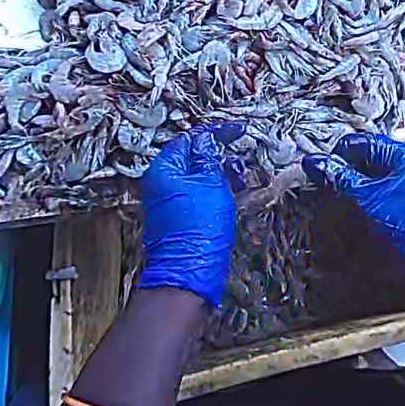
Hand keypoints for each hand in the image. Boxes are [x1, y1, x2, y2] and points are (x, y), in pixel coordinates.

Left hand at [138, 123, 245, 305]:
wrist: (190, 274)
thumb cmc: (199, 227)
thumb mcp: (210, 183)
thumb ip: (208, 157)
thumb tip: (207, 139)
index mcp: (163, 170)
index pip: (189, 140)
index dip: (214, 133)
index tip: (237, 131)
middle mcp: (162, 184)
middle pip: (193, 158)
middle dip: (219, 154)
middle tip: (242, 153)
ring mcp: (171, 203)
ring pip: (198, 178)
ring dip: (221, 173)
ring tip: (243, 175)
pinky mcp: (181, 219)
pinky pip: (200, 195)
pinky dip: (217, 190)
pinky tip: (235, 191)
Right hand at [304, 133, 404, 289]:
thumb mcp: (368, 197)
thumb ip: (339, 177)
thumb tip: (312, 161)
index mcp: (397, 153)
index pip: (355, 141)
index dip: (335, 154)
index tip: (320, 169)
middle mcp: (399, 161)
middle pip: (358, 155)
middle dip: (339, 168)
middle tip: (323, 181)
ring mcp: (399, 179)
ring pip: (362, 171)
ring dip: (346, 181)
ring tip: (332, 193)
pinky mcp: (396, 196)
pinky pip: (369, 185)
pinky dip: (356, 191)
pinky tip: (347, 202)